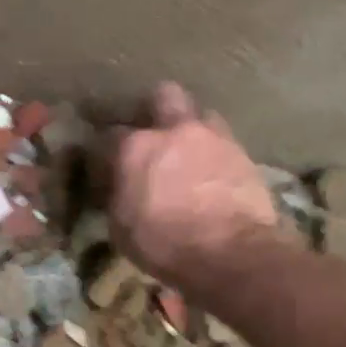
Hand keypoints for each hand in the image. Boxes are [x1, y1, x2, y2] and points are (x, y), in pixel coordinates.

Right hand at [110, 82, 277, 278]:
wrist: (228, 250)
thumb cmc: (161, 241)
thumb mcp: (120, 225)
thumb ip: (118, 194)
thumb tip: (118, 186)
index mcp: (135, 148)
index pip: (109, 135)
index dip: (104, 150)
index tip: (103, 165)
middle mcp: (174, 130)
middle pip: (164, 96)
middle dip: (155, 108)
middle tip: (149, 133)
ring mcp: (213, 136)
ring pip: (198, 114)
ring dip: (189, 129)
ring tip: (183, 153)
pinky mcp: (243, 151)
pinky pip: (220, 140)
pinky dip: (210, 151)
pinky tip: (205, 172)